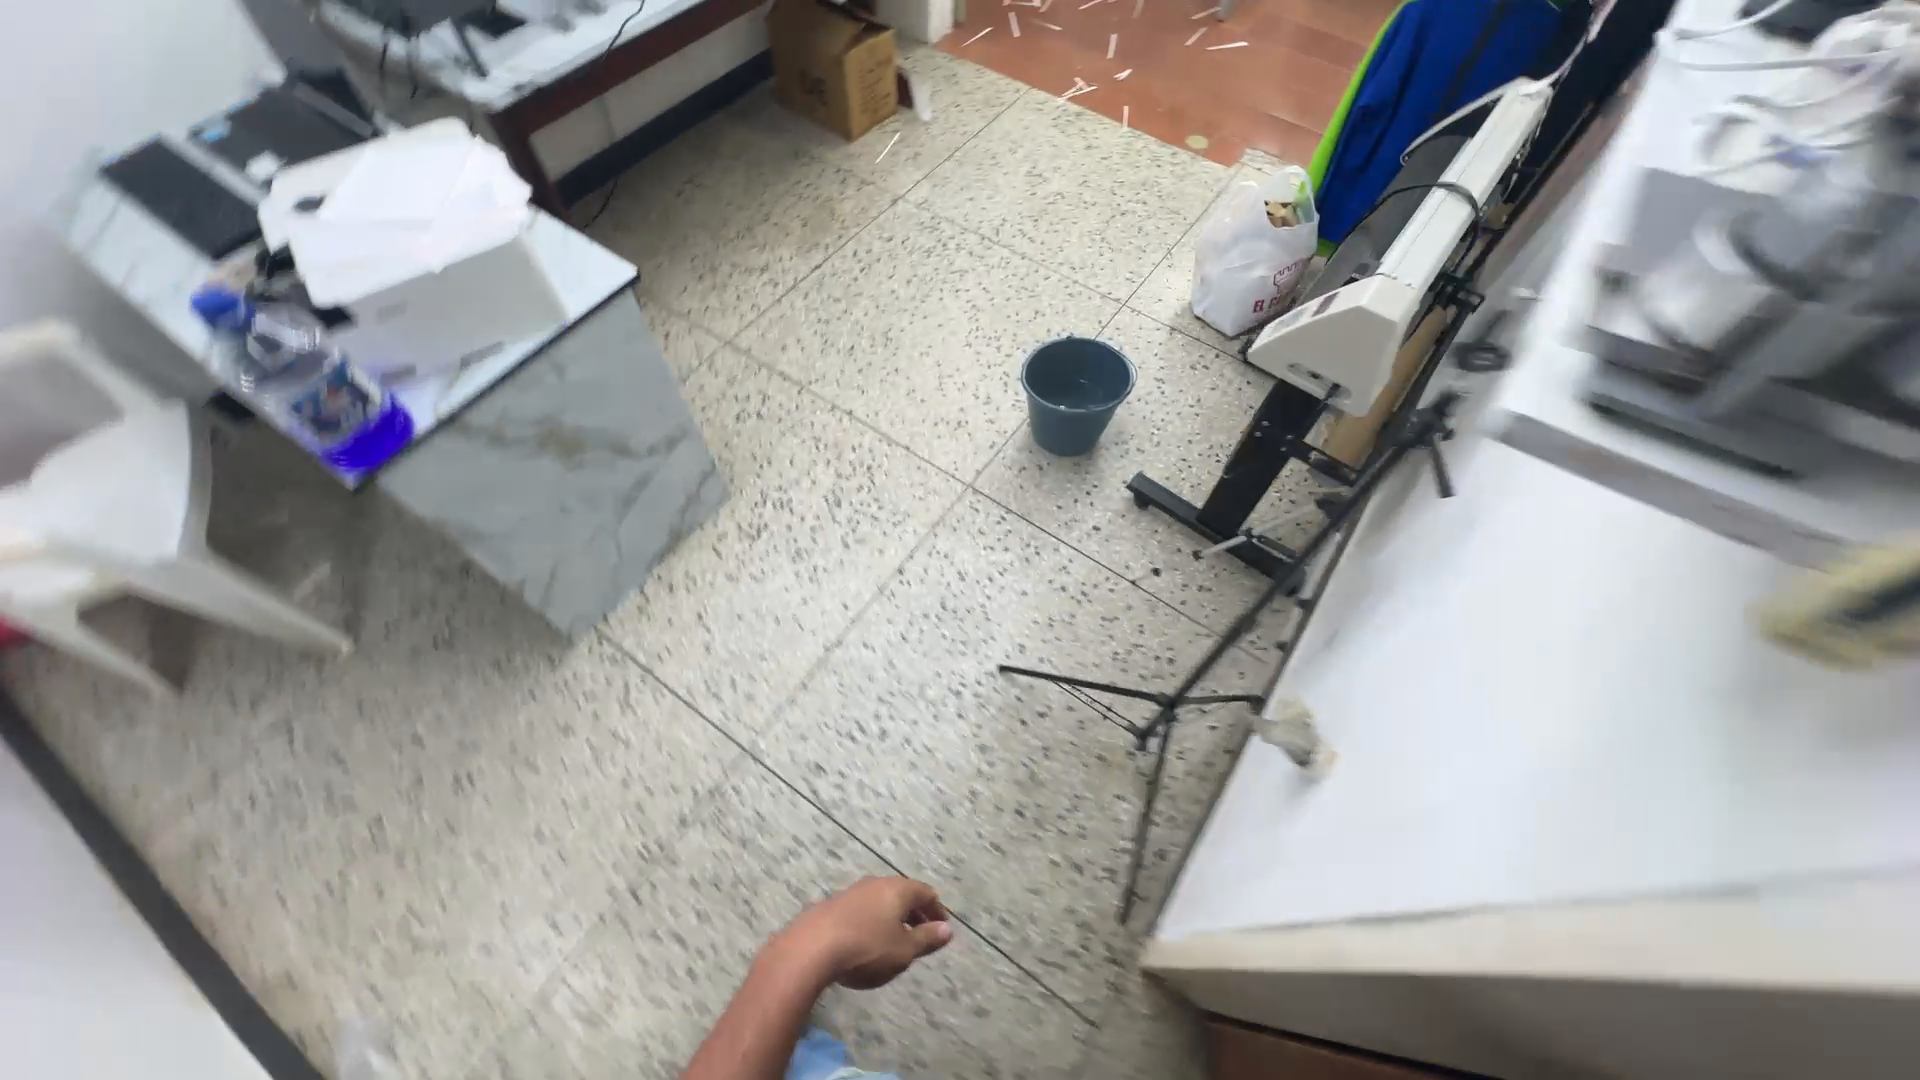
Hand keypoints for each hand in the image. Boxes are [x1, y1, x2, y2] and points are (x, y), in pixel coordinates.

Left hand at [767, 876, 954, 990]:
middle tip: (922, 933)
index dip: (937, 910)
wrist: (811, 948)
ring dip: (892, 917)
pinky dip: (872, 921)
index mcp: (898, 889)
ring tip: (895, 940)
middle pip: (903, 894)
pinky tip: (866, 941)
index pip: (926, 893)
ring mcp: (852, 892)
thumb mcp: (904, 950)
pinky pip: (862, 909)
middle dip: (915, 912)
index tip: (942, 928)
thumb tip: (947, 929)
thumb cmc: (867, 948)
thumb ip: (927, 939)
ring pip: (880, 900)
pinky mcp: (832, 905)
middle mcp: (876, 883)